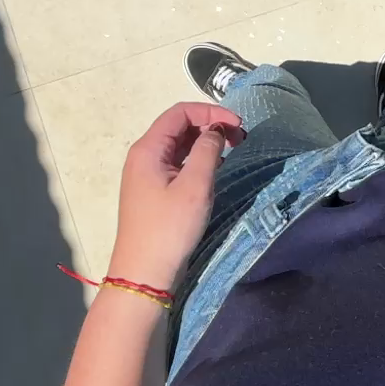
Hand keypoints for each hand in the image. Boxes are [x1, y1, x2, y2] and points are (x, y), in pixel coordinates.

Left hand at [108, 103, 245, 288]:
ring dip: (206, 141)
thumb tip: (216, 131)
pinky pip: (178, 162)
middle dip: (211, 124)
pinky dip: (198, 158)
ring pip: (179, 144)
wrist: (144, 273)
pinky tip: (215, 168)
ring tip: (232, 150)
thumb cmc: (169, 227)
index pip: (180, 113)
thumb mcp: (195, 185)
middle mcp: (144, 156)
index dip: (211, 112)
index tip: (238, 126)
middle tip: (240, 138)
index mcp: (148, 149)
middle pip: (179, 126)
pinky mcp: (154, 189)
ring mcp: (147, 173)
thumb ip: (207, 150)